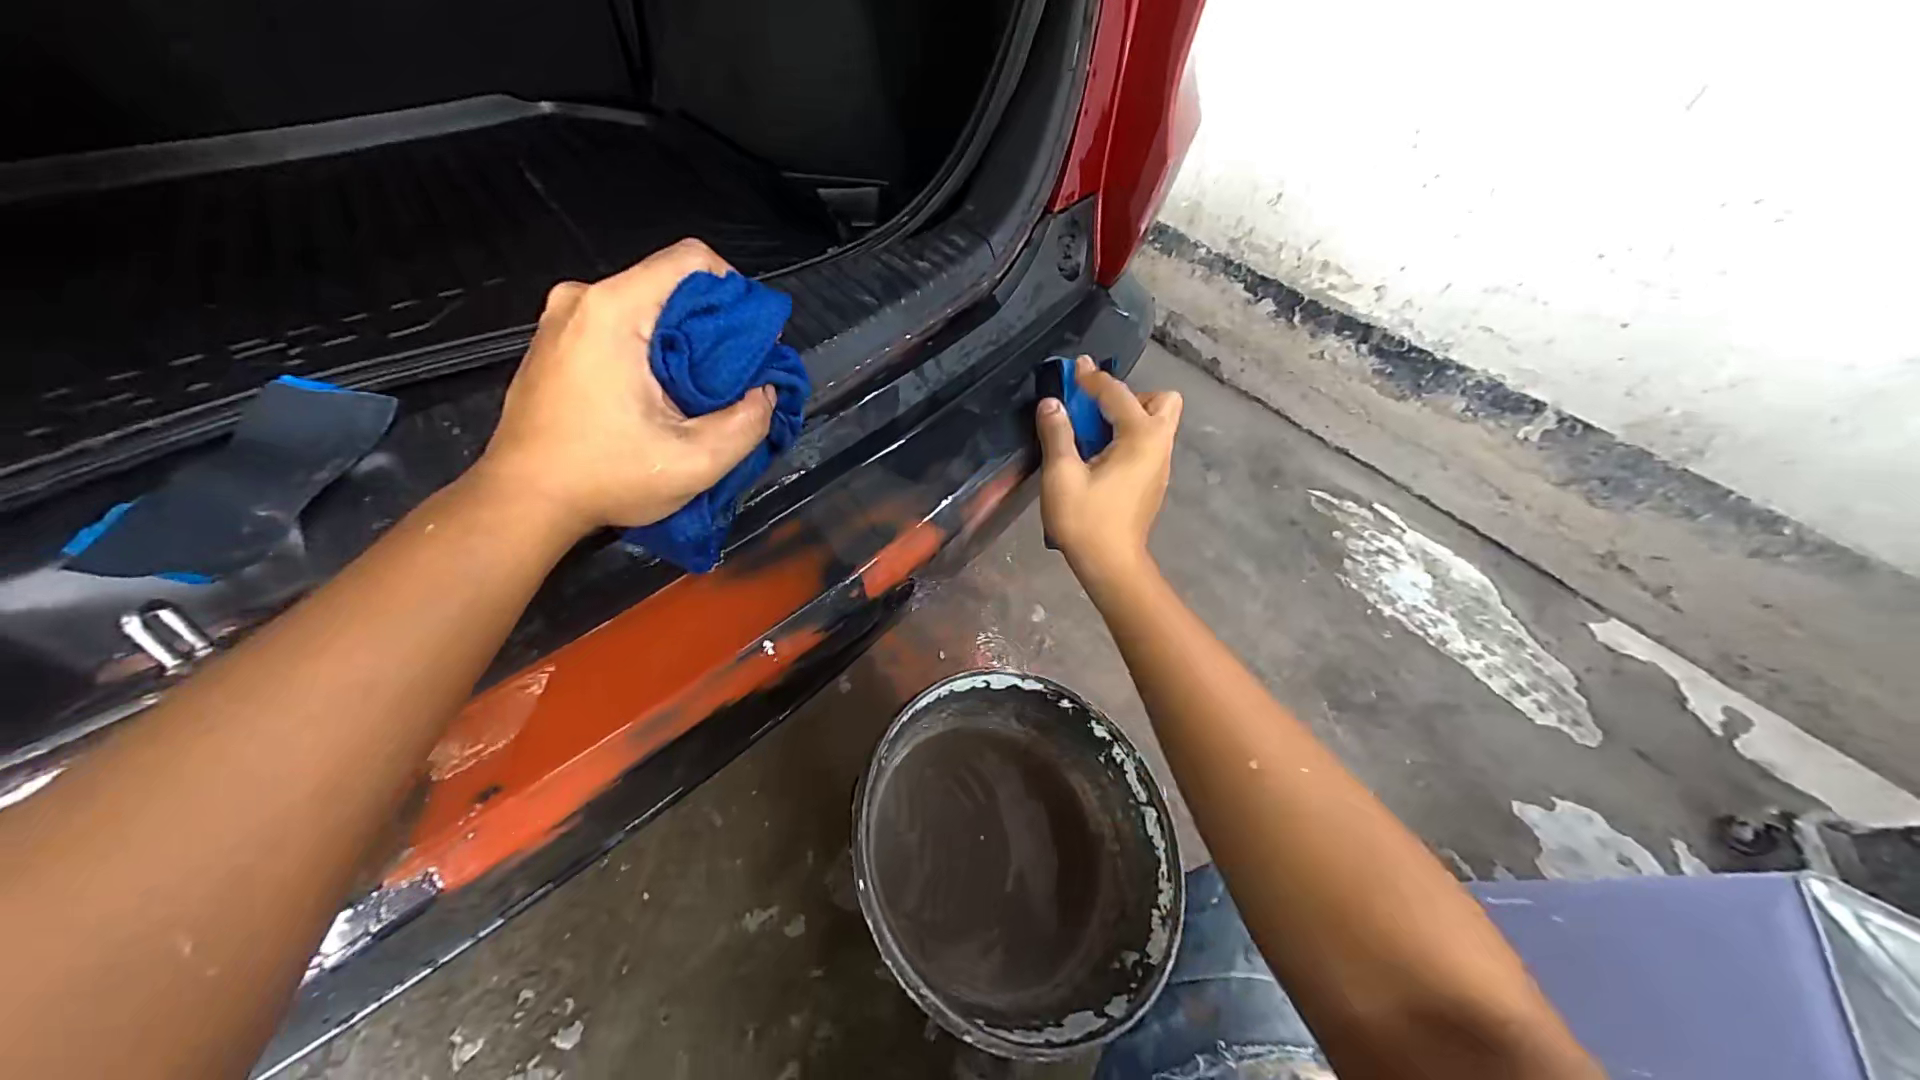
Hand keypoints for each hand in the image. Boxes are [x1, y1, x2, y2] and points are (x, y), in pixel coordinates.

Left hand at [473, 239, 777, 534]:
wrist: (524, 502)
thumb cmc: (604, 478)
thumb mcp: (698, 461)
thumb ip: (749, 421)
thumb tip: (766, 392)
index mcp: (613, 311)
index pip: (692, 259)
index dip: (736, 293)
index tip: (750, 344)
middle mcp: (583, 300)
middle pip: (671, 284)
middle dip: (714, 326)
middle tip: (733, 380)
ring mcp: (563, 319)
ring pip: (648, 307)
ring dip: (685, 343)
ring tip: (699, 394)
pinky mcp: (557, 342)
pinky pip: (621, 325)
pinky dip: (653, 351)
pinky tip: (661, 397)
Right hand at [1035, 355, 1182, 580]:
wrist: (1111, 565)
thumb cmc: (1086, 520)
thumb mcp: (1061, 475)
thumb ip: (1057, 433)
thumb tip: (1052, 404)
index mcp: (1140, 437)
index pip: (1116, 394)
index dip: (1091, 378)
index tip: (1073, 367)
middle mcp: (1159, 445)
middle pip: (1160, 401)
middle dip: (1128, 397)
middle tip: (1096, 413)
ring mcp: (1161, 465)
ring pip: (1156, 423)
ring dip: (1128, 416)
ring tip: (1092, 435)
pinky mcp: (1154, 481)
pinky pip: (1147, 444)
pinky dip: (1128, 437)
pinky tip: (1099, 457)